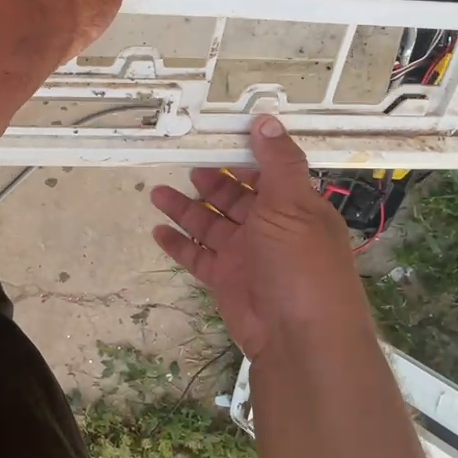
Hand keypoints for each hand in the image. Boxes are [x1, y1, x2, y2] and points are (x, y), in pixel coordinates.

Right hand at [149, 116, 372, 359]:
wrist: (299, 338)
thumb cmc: (301, 265)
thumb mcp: (292, 206)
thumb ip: (278, 162)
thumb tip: (267, 118)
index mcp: (296, 209)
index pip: (268, 174)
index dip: (244, 155)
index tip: (214, 136)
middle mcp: (272, 230)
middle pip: (235, 198)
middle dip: (210, 181)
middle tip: (180, 162)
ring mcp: (247, 256)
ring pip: (210, 224)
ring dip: (185, 208)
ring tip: (157, 193)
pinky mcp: (225, 279)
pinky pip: (197, 255)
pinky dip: (178, 243)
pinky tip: (158, 231)